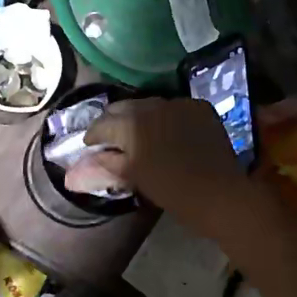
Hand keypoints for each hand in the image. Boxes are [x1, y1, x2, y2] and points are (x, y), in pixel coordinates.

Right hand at [67, 97, 247, 227]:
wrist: (219, 193)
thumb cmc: (171, 190)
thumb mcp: (134, 177)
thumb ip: (106, 164)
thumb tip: (78, 166)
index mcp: (129, 124)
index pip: (102, 124)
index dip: (93, 135)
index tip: (91, 145)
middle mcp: (151, 106)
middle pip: (123, 108)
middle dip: (114, 121)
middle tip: (113, 139)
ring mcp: (177, 103)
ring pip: (149, 105)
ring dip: (140, 117)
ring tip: (140, 134)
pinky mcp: (199, 107)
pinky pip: (174, 107)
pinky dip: (167, 117)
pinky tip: (169, 132)